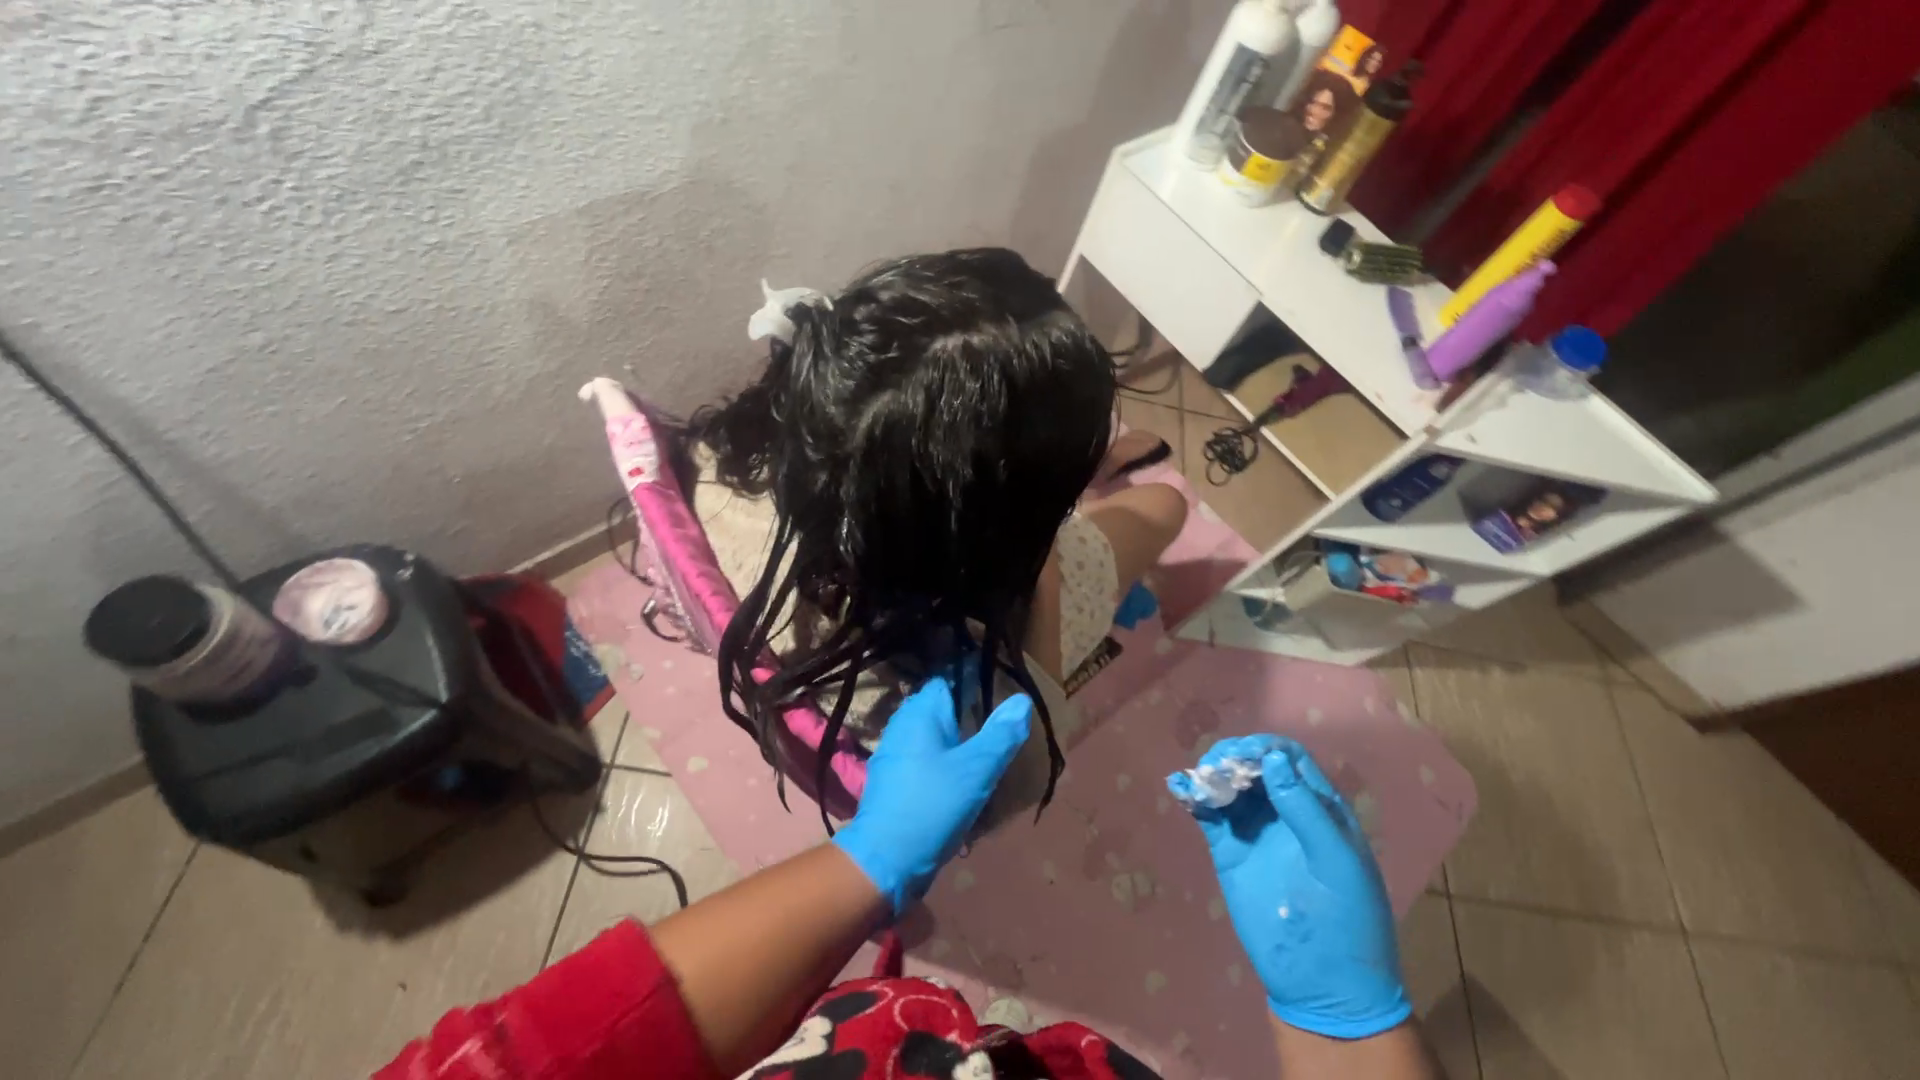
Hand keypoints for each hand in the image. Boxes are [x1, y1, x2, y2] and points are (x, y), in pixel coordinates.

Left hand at [832, 674, 1032, 916]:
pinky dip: (942, 764)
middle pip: (940, 708)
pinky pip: (923, 759)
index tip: (1000, 695)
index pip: (947, 680)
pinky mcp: (892, 780)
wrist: (885, 859)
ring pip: (932, 736)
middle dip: (967, 715)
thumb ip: (1001, 734)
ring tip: (983, 759)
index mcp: (920, 713)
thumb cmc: (933, 806)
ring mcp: (893, 753)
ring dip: (956, 744)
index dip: (973, 682)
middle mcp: (902, 725)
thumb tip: (1021, 700)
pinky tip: (959, 784)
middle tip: (997, 731)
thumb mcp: (977, 770)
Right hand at [1169, 735, 1409, 1038]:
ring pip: (1229, 787)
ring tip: (1199, 780)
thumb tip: (1272, 759)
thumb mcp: (1336, 864)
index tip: (1243, 755)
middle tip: (1215, 767)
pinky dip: (1195, 798)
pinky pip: (1210, 816)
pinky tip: (1180, 789)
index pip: (1290, 759)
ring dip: (1211, 774)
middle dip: (1233, 757)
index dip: (1265, 749)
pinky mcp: (1231, 854)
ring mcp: (1256, 833)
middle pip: (1254, 766)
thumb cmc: (1346, 924)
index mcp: (1320, 809)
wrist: (1324, 986)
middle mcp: (1286, 812)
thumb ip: (1306, 811)